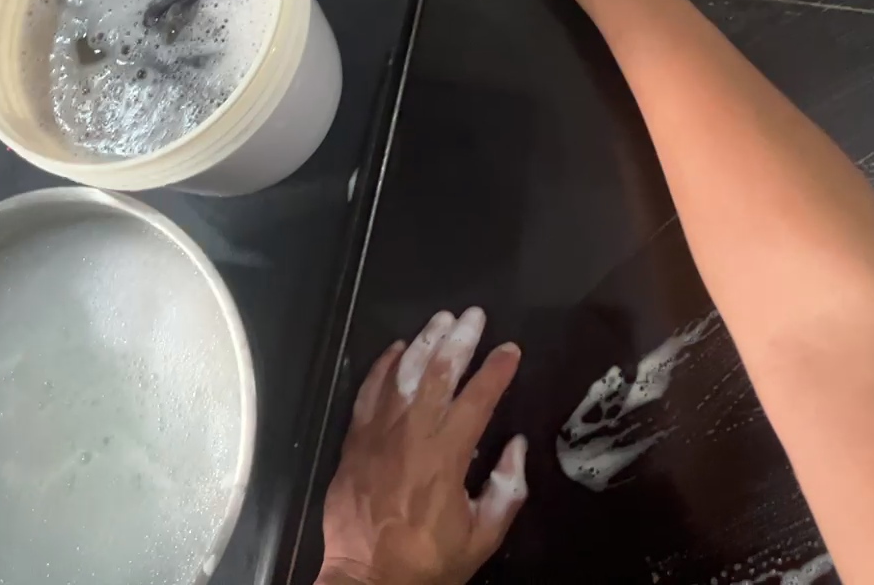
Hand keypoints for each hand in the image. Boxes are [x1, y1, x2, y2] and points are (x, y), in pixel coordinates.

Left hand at [318, 308, 527, 584]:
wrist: (366, 577)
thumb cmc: (428, 559)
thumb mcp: (481, 537)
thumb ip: (506, 489)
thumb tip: (518, 445)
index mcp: (447, 455)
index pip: (478, 399)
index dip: (496, 371)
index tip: (511, 349)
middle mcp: (413, 432)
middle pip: (440, 372)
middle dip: (461, 339)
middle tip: (474, 314)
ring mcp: (380, 429)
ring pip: (404, 371)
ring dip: (425, 340)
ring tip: (442, 318)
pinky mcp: (355, 435)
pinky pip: (369, 389)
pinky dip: (383, 364)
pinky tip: (397, 346)